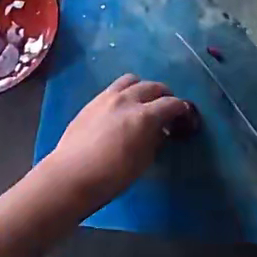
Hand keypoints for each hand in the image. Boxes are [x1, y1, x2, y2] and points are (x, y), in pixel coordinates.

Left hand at [38, 74, 192, 213]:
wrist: (71, 174)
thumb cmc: (111, 176)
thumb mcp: (142, 161)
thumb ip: (155, 140)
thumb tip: (160, 130)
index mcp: (144, 116)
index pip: (171, 103)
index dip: (182, 109)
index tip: (185, 115)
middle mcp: (127, 99)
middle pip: (153, 86)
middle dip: (165, 95)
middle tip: (167, 109)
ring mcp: (107, 97)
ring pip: (132, 80)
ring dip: (143, 88)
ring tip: (144, 102)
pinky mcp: (93, 101)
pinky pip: (115, 88)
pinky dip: (126, 92)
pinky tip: (123, 108)